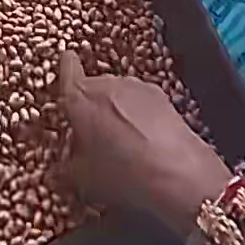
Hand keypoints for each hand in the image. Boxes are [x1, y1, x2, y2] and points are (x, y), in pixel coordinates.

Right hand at [60, 50, 229, 239]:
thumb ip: (69, 162)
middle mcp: (106, 84)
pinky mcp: (161, 95)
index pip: (67, 69)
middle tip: (92, 134)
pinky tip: (144, 141)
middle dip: (91, 105)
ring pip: (117, 93)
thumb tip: (65, 161)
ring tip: (122, 142)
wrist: (180, 175)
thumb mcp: (84, 178)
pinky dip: (138, 114)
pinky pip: (139, 101)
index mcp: (80, 97)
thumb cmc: (124, 174)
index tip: (67, 66)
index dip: (66, 69)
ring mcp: (136, 86)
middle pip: (93, 86)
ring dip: (116, 109)